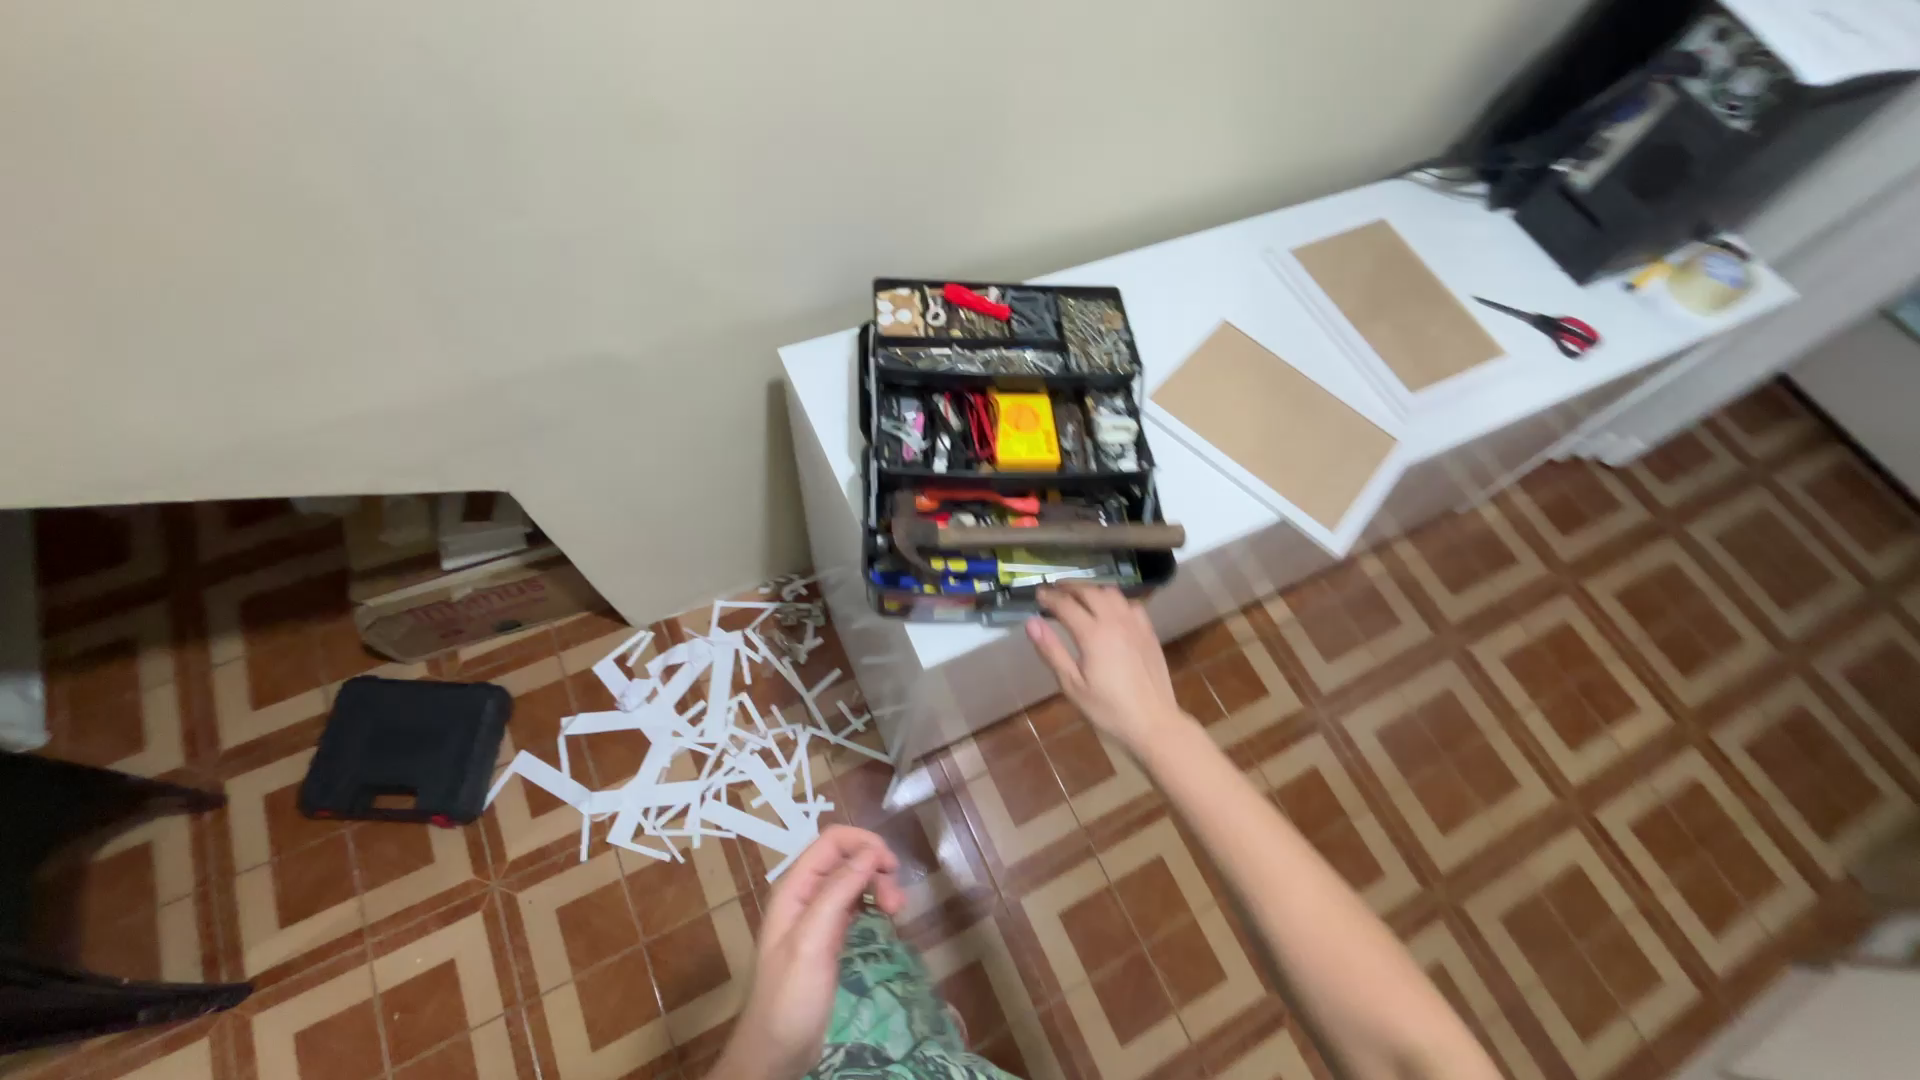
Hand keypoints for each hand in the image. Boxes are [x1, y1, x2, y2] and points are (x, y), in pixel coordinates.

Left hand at [713, 826, 905, 1079]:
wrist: (776, 1052)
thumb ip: (838, 892)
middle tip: (898, 903)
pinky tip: (885, 918)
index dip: (864, 843)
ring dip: (879, 887)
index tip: (891, 866)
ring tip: (897, 913)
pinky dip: (874, 903)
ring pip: (855, 880)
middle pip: (848, 858)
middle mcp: (806, 894)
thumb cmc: (789, 997)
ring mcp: (818, 916)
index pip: (832, 841)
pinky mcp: (830, 937)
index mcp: (795, 888)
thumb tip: (871, 851)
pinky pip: (856, 904)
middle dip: (876, 869)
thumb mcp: (812, 941)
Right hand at [1025, 585, 1189, 751]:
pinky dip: (1115, 600)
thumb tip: (1031, 622)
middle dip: (1069, 587)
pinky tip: (1110, 609)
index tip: (1038, 594)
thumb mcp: (1072, 685)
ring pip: (1112, 593)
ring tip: (1079, 596)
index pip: (1066, 605)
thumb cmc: (1107, 709)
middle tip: (1055, 590)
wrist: (1153, 721)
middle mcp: (1115, 621)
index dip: (1049, 597)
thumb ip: (1051, 651)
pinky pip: (1130, 604)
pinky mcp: (1148, 631)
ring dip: (1092, 589)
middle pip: (1089, 591)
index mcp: (1093, 634)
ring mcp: (1135, 624)